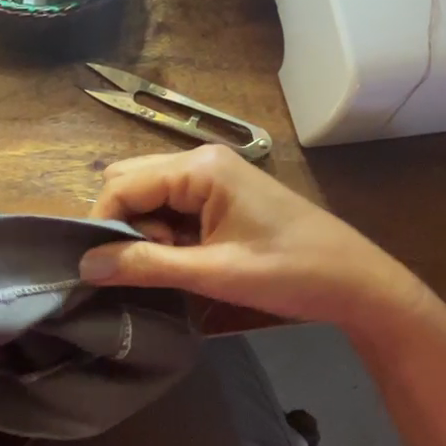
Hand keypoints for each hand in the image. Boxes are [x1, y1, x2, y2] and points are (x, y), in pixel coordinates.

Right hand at [79, 146, 442, 333]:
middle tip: (146, 264)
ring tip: (170, 264)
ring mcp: (212, 176)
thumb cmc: (291, 273)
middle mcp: (201, 160)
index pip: (122, 185)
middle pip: (130, 183)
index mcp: (200, 167)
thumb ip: (145, 265)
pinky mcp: (220, 195)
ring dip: (144, 231)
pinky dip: (163, 232)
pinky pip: (170, 206)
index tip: (102, 268)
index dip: (103, 223)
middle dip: (123, 224)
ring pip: (147, 195)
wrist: (360, 285)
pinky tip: (183, 259)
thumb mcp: (214, 272)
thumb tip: (84, 266)